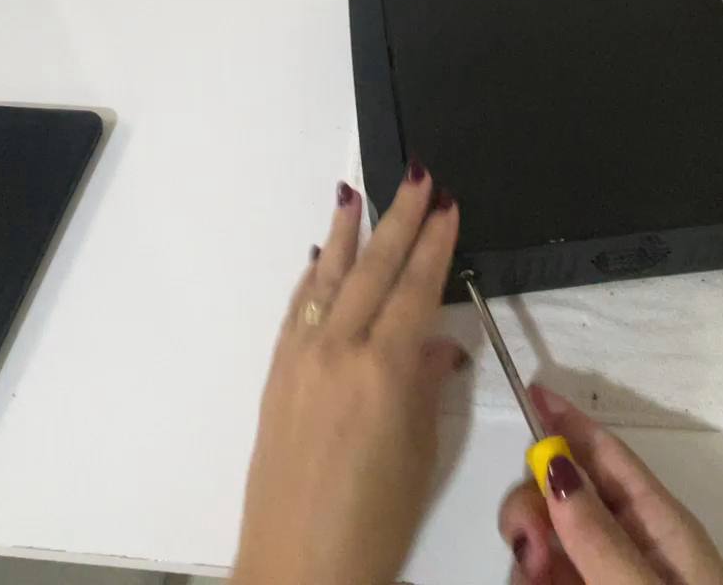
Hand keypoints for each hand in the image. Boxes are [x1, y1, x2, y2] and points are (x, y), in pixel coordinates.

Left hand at [230, 164, 467, 584]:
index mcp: (383, 368)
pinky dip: (312, 276)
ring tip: (355, 192)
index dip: (435, 243)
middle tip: (416, 177)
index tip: (446, 205)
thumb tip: (437, 342)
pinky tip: (322, 255)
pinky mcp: (276, 371)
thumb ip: (426, 382)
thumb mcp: (420, 451)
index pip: (416, 287)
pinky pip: (297, 307)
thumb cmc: (374, 521)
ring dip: (347, 233)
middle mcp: (338, 349)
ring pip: (329, 278)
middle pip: (375, 268)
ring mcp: (300, 356)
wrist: (297, 567)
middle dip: (399, 218)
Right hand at [500, 386, 722, 584]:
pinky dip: (532, 583)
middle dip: (536, 507)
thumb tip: (554, 463)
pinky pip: (547, 579)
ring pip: (548, 541)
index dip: (568, 420)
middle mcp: (631, 545)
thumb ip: (598, 537)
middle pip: (565, 494)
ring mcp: (608, 579)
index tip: (530, 391)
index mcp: (660, 525)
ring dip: (530, 557)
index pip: (607, 453)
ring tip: (537, 583)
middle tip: (529, 548)